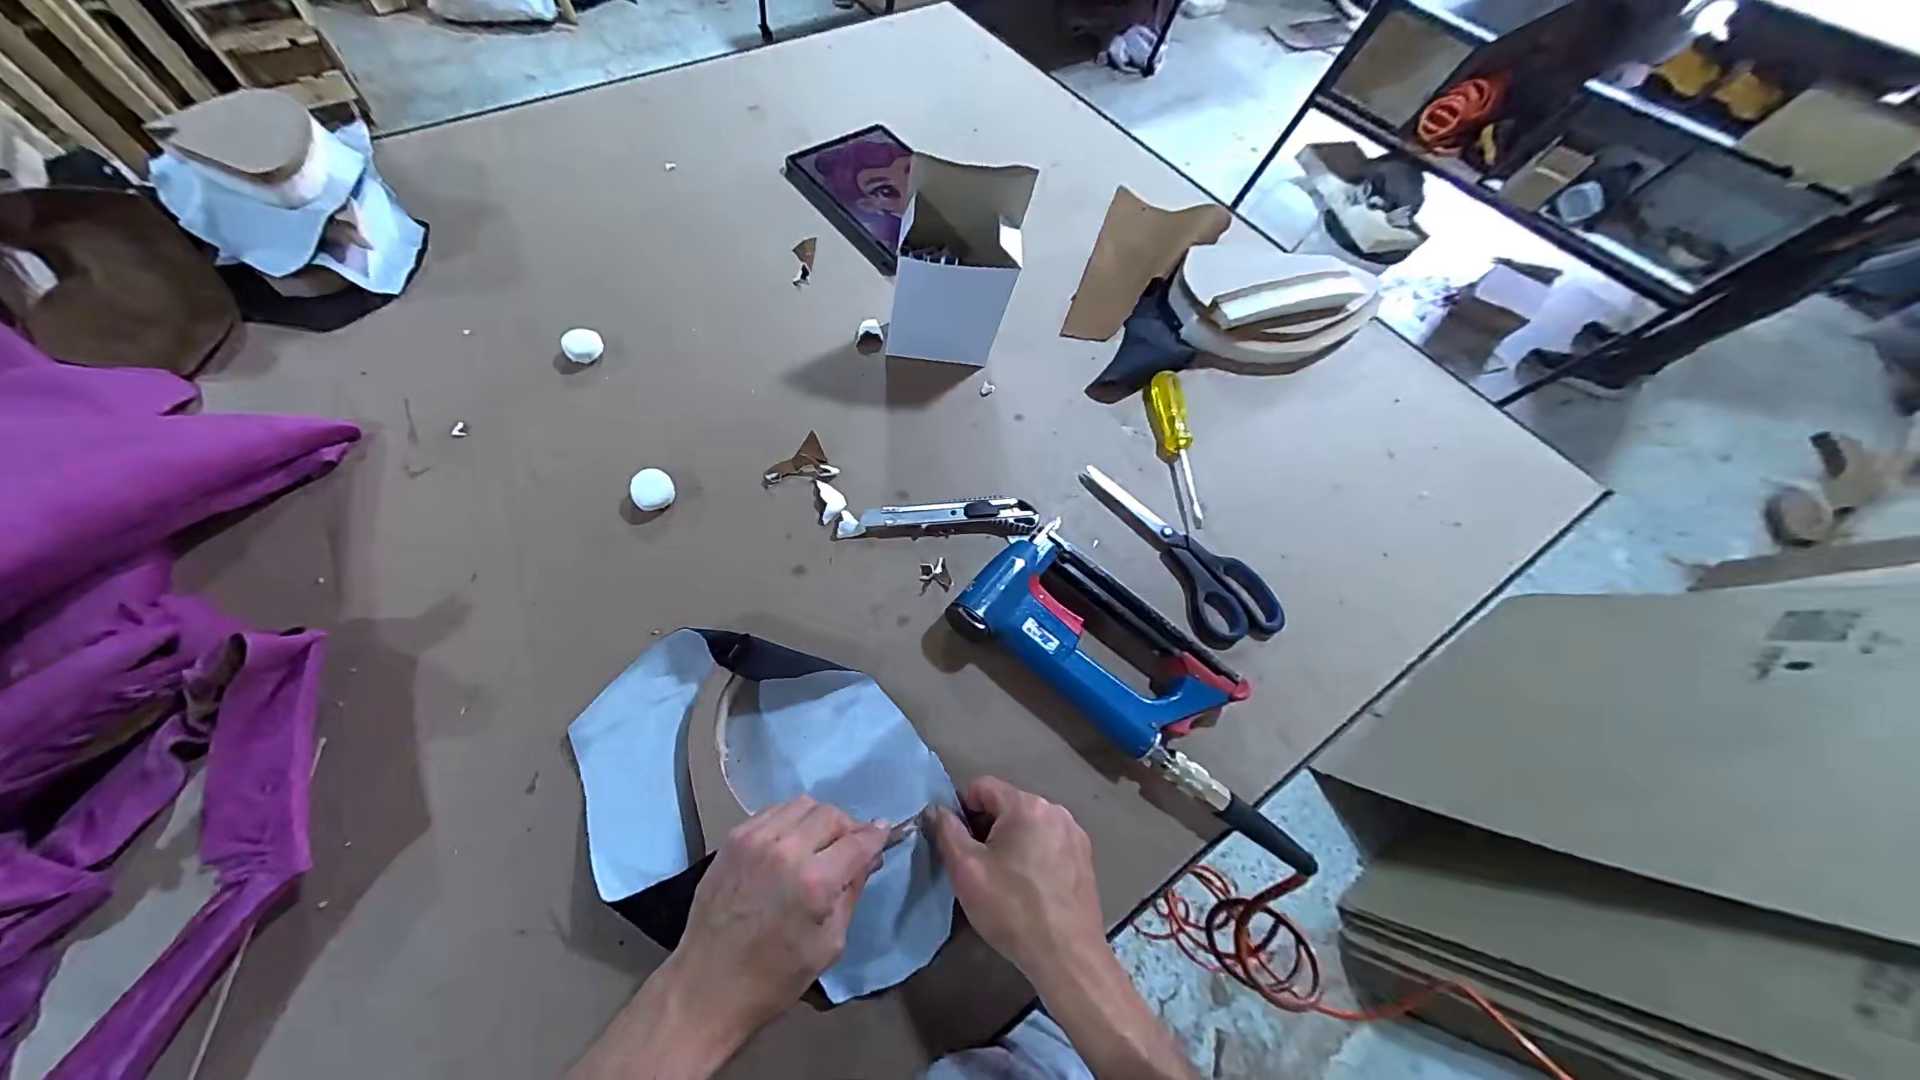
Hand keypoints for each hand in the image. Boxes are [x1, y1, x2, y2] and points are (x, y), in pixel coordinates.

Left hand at [667, 796, 887, 1041]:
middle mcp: (786, 850)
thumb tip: (868, 856)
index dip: (876, 835)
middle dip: (847, 828)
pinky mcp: (733, 838)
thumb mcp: (829, 943)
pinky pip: (774, 810)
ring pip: (803, 804)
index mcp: (814, 882)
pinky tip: (788, 843)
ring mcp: (755, 839)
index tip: (884, 832)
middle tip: (848, 847)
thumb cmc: (774, 977)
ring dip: (818, 820)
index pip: (858, 841)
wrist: (705, 989)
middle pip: (832, 814)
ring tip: (817, 843)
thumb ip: (851, 891)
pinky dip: (790, 820)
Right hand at [929, 777, 1105, 982]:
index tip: (957, 842)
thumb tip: (937, 810)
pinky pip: (1048, 842)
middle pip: (1007, 805)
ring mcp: (1074, 833)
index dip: (962, 809)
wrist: (1067, 956)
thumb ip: (947, 831)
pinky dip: (1033, 854)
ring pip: (1028, 824)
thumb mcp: (966, 869)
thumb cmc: (1012, 909)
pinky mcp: (1084, 857)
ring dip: (1010, 841)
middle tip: (977, 865)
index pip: (982, 786)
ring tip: (1003, 879)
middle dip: (987, 827)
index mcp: (1026, 804)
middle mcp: (1055, 809)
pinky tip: (1029, 887)